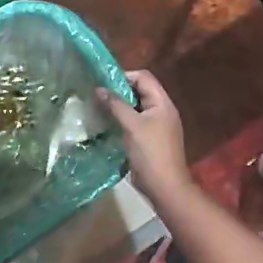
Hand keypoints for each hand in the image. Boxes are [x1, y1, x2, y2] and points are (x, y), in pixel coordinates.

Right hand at [97, 70, 193, 204]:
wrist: (164, 186)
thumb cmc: (150, 152)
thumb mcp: (132, 125)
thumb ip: (116, 104)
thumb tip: (99, 88)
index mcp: (162, 103)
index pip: (143, 77)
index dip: (124, 76)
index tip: (103, 84)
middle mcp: (161, 110)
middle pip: (139, 91)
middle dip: (118, 91)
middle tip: (97, 96)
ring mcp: (156, 125)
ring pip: (135, 107)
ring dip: (118, 106)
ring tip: (98, 108)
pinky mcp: (148, 138)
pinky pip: (133, 121)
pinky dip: (121, 119)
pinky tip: (106, 124)